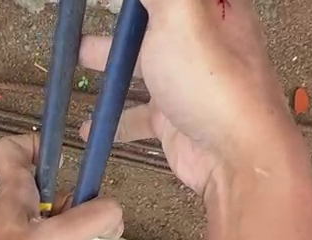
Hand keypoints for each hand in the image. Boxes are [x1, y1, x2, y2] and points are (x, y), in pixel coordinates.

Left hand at [0, 133, 122, 239]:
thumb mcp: (60, 238)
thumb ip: (95, 218)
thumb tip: (116, 215)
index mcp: (15, 197)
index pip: (12, 152)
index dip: (37, 146)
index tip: (62, 158)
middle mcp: (15, 221)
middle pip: (53, 204)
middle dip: (77, 217)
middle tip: (85, 231)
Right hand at [79, 0, 297, 193]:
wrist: (233, 153)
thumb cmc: (210, 81)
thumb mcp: (179, 13)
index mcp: (210, 6)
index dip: (140, 0)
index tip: (115, 1)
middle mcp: (200, 39)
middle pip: (155, 19)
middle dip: (123, 17)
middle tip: (88, 14)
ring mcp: (186, 80)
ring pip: (143, 65)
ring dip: (111, 62)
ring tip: (78, 57)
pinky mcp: (174, 119)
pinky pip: (138, 115)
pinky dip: (113, 118)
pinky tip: (88, 124)